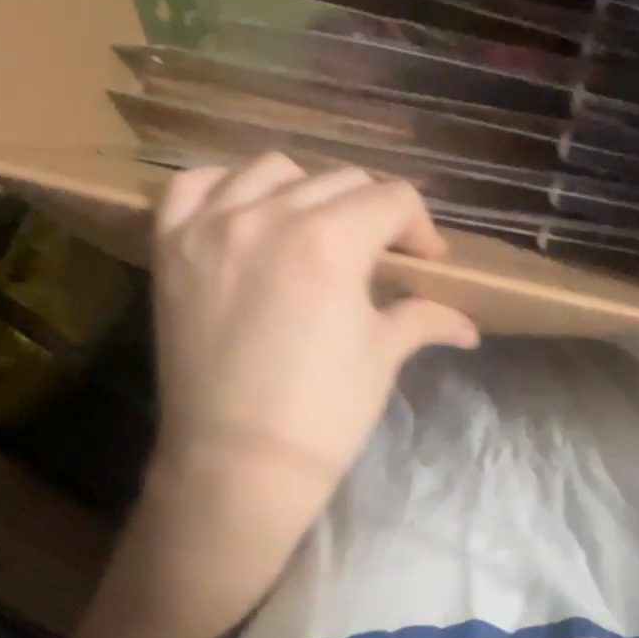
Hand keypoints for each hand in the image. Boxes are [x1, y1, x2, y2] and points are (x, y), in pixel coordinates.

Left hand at [150, 153, 479, 527]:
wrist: (235, 467)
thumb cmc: (321, 415)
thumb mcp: (381, 358)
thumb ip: (422, 318)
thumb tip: (467, 324)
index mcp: (332, 241)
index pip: (393, 199)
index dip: (419, 227)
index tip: (425, 260)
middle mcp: (270, 215)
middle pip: (340, 180)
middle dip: (372, 212)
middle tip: (378, 254)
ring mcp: (212, 226)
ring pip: (271, 169)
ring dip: (305, 190)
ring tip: (312, 231)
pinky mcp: (171, 247)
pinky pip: (194, 184)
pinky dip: (225, 188)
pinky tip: (244, 214)